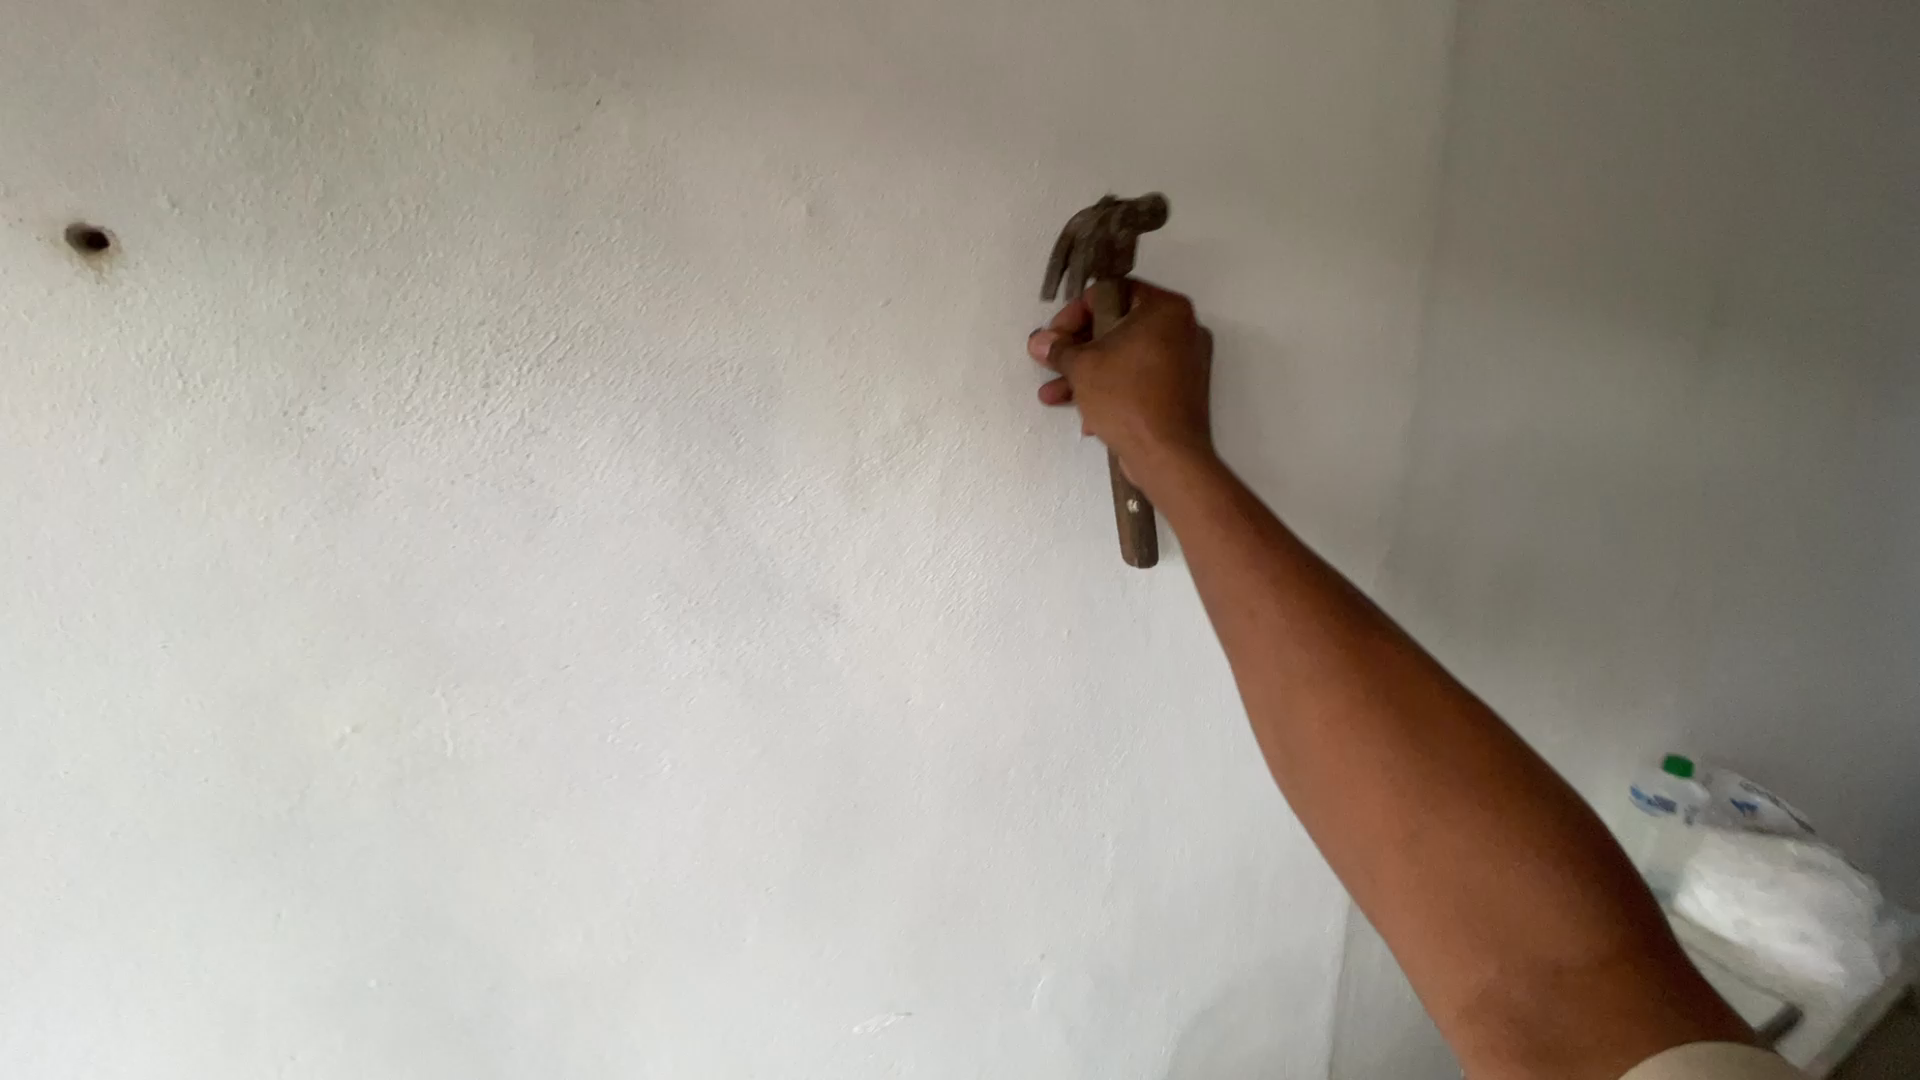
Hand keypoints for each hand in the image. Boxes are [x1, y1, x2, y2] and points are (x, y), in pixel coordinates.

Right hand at [1026, 279, 1215, 490]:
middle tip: (1051, 363)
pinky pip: (1139, 381)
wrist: (1167, 455)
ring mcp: (1185, 363)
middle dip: (1078, 350)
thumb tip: (1041, 342)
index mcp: (1165, 309)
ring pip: (1125, 359)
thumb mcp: (1082, 367)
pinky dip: (1113, 392)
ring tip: (1054, 395)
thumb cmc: (1127, 399)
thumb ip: (1060, 350)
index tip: (1054, 336)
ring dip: (1088, 375)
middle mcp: (1182, 330)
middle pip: (1117, 328)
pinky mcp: (1180, 393)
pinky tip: (1087, 417)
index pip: (1111, 293)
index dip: (1074, 313)